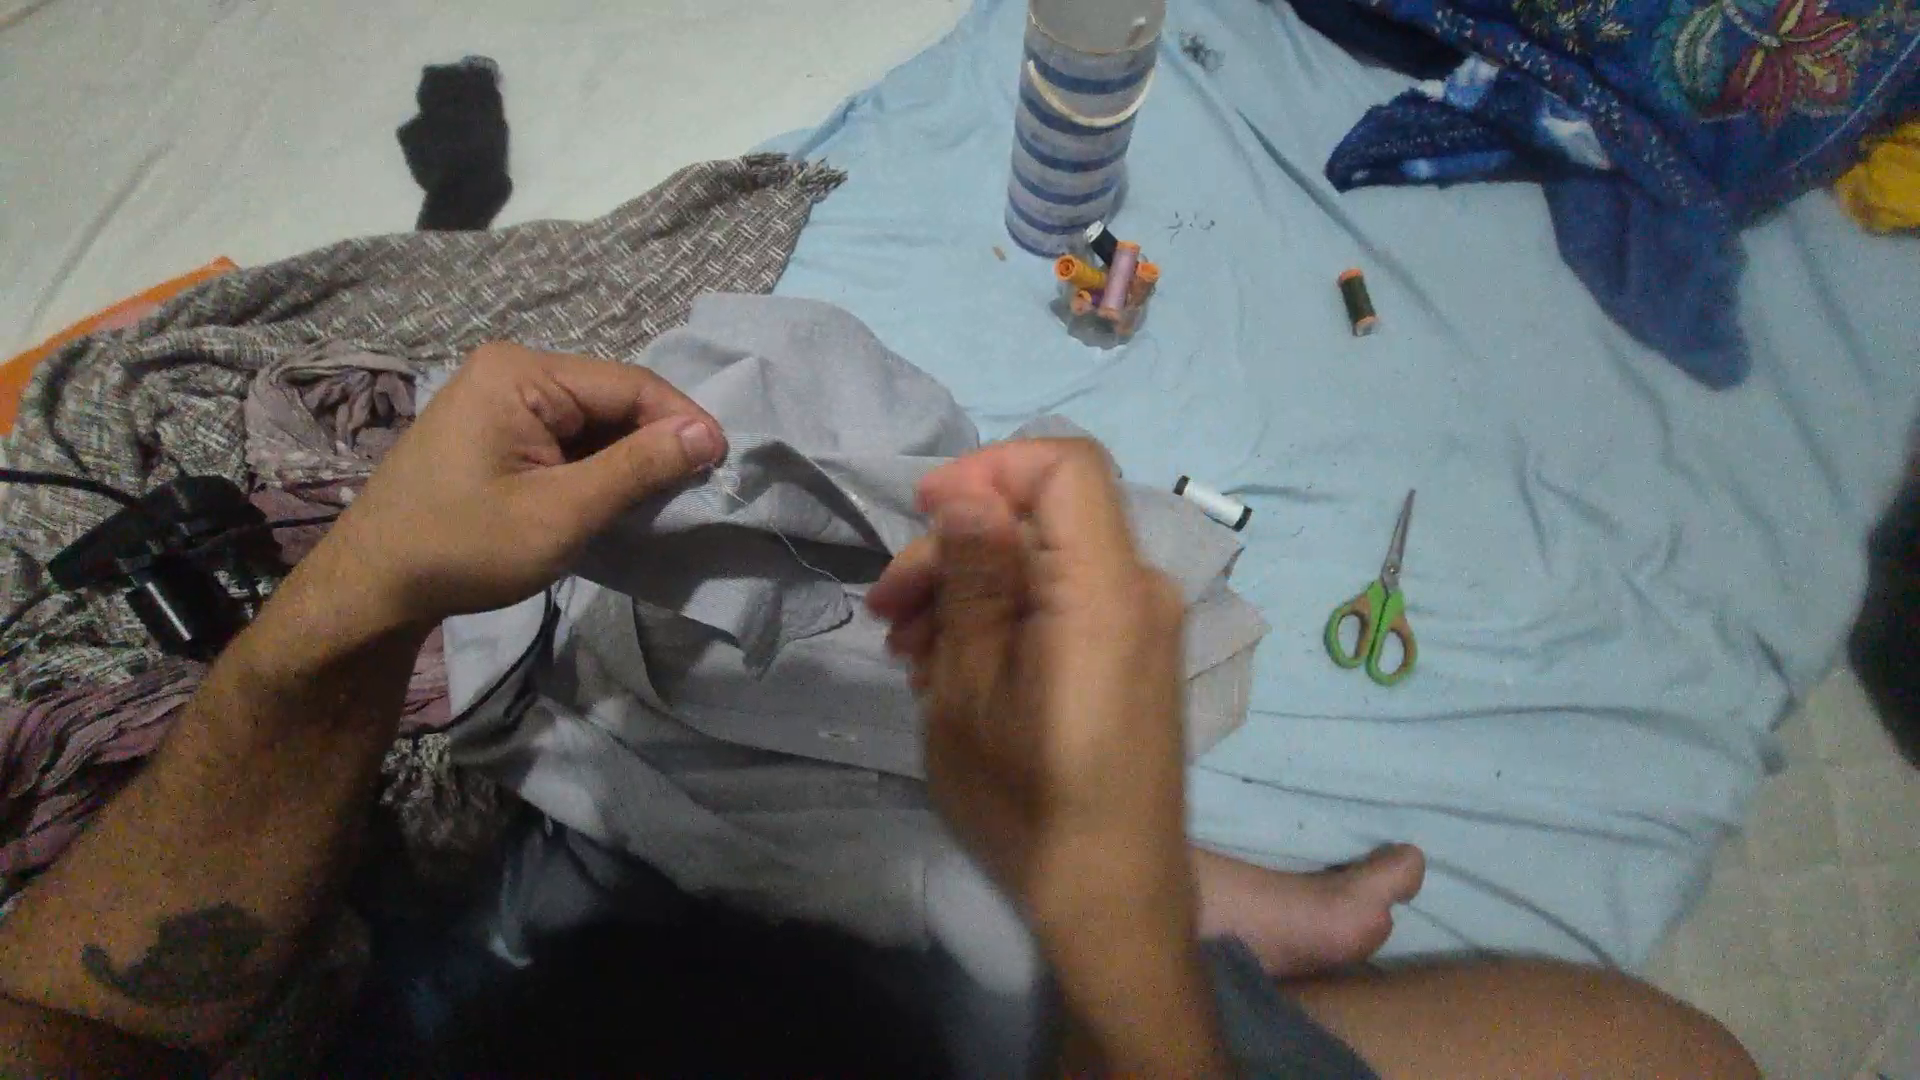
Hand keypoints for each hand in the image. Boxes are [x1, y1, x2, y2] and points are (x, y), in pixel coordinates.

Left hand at [315, 343, 725, 625]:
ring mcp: (508, 399)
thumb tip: (710, 435)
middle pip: (617, 398)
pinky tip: (622, 494)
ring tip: (666, 495)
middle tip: (698, 485)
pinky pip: (577, 437)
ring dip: (636, 456)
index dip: (683, 421)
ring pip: (601, 420)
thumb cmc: (464, 547)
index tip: (723, 463)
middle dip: (660, 441)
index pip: (630, 385)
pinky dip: (607, 466)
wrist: (376, 586)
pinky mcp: (507, 428)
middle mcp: (516, 372)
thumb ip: (638, 468)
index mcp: (522, 374)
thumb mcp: (562, 512)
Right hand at [869, 439, 1226, 1074]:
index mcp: (1106, 588)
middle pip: (1041, 516)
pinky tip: (953, 666)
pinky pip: (1062, 602)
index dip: (988, 469)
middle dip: (955, 547)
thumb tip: (966, 492)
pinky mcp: (1129, 654)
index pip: (1064, 465)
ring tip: (911, 653)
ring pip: (1043, 561)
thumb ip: (977, 577)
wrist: (1109, 900)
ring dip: (969, 588)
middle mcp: (1139, 589)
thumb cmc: (1028, 801)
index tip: (922, 514)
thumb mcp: (972, 687)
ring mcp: (1140, 623)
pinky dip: (1004, 616)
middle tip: (888, 611)